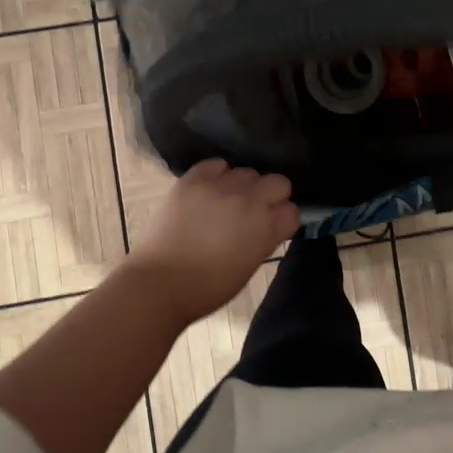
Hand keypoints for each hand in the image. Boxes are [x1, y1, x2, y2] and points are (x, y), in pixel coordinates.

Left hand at [124, 159, 299, 323]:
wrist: (159, 283)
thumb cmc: (207, 288)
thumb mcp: (248, 267)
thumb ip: (264, 240)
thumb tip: (268, 225)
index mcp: (266, 227)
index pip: (292, 211)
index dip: (283, 219)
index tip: (273, 226)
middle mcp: (249, 200)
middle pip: (278, 182)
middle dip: (271, 195)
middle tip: (254, 210)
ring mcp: (221, 186)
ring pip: (247, 172)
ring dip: (243, 186)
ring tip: (226, 201)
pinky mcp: (194, 179)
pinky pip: (216, 164)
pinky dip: (217, 174)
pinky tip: (210, 190)